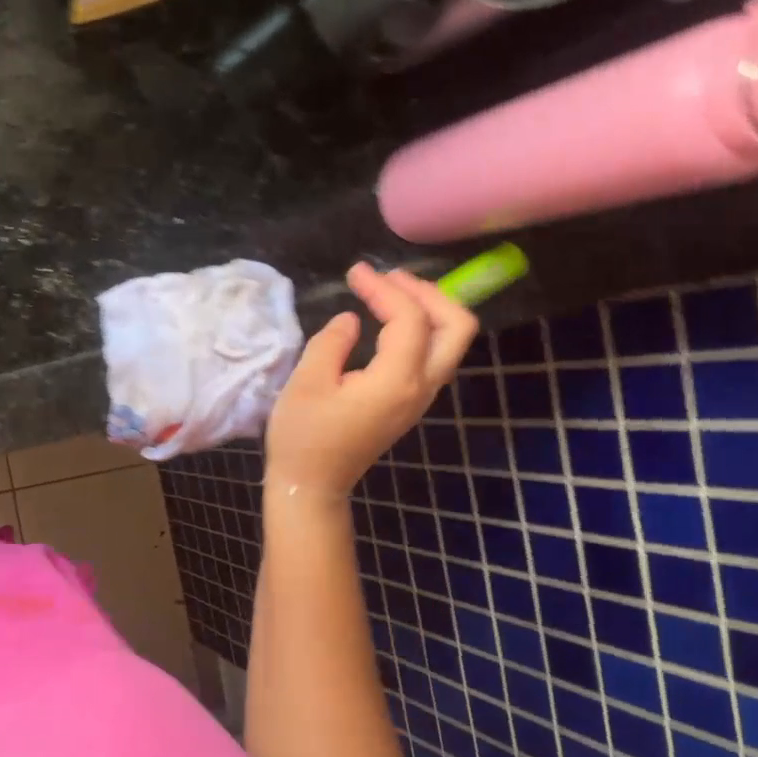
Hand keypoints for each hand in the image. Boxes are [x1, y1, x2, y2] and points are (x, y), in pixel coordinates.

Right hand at [266, 264, 477, 501]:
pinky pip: (433, 356)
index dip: (385, 290)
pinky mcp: (409, 403)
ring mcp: (420, 397)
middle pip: (455, 325)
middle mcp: (422, 386)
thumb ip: (330, 344)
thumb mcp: (305, 385)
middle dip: (427, 293)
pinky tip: (391, 325)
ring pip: (450, 340)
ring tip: (392, 293)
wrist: (311, 483)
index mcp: (396, 379)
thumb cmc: (302, 437)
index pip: (409, 319)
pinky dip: (421, 330)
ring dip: (429, 310)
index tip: (355, 272)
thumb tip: (350, 320)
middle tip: (390, 278)